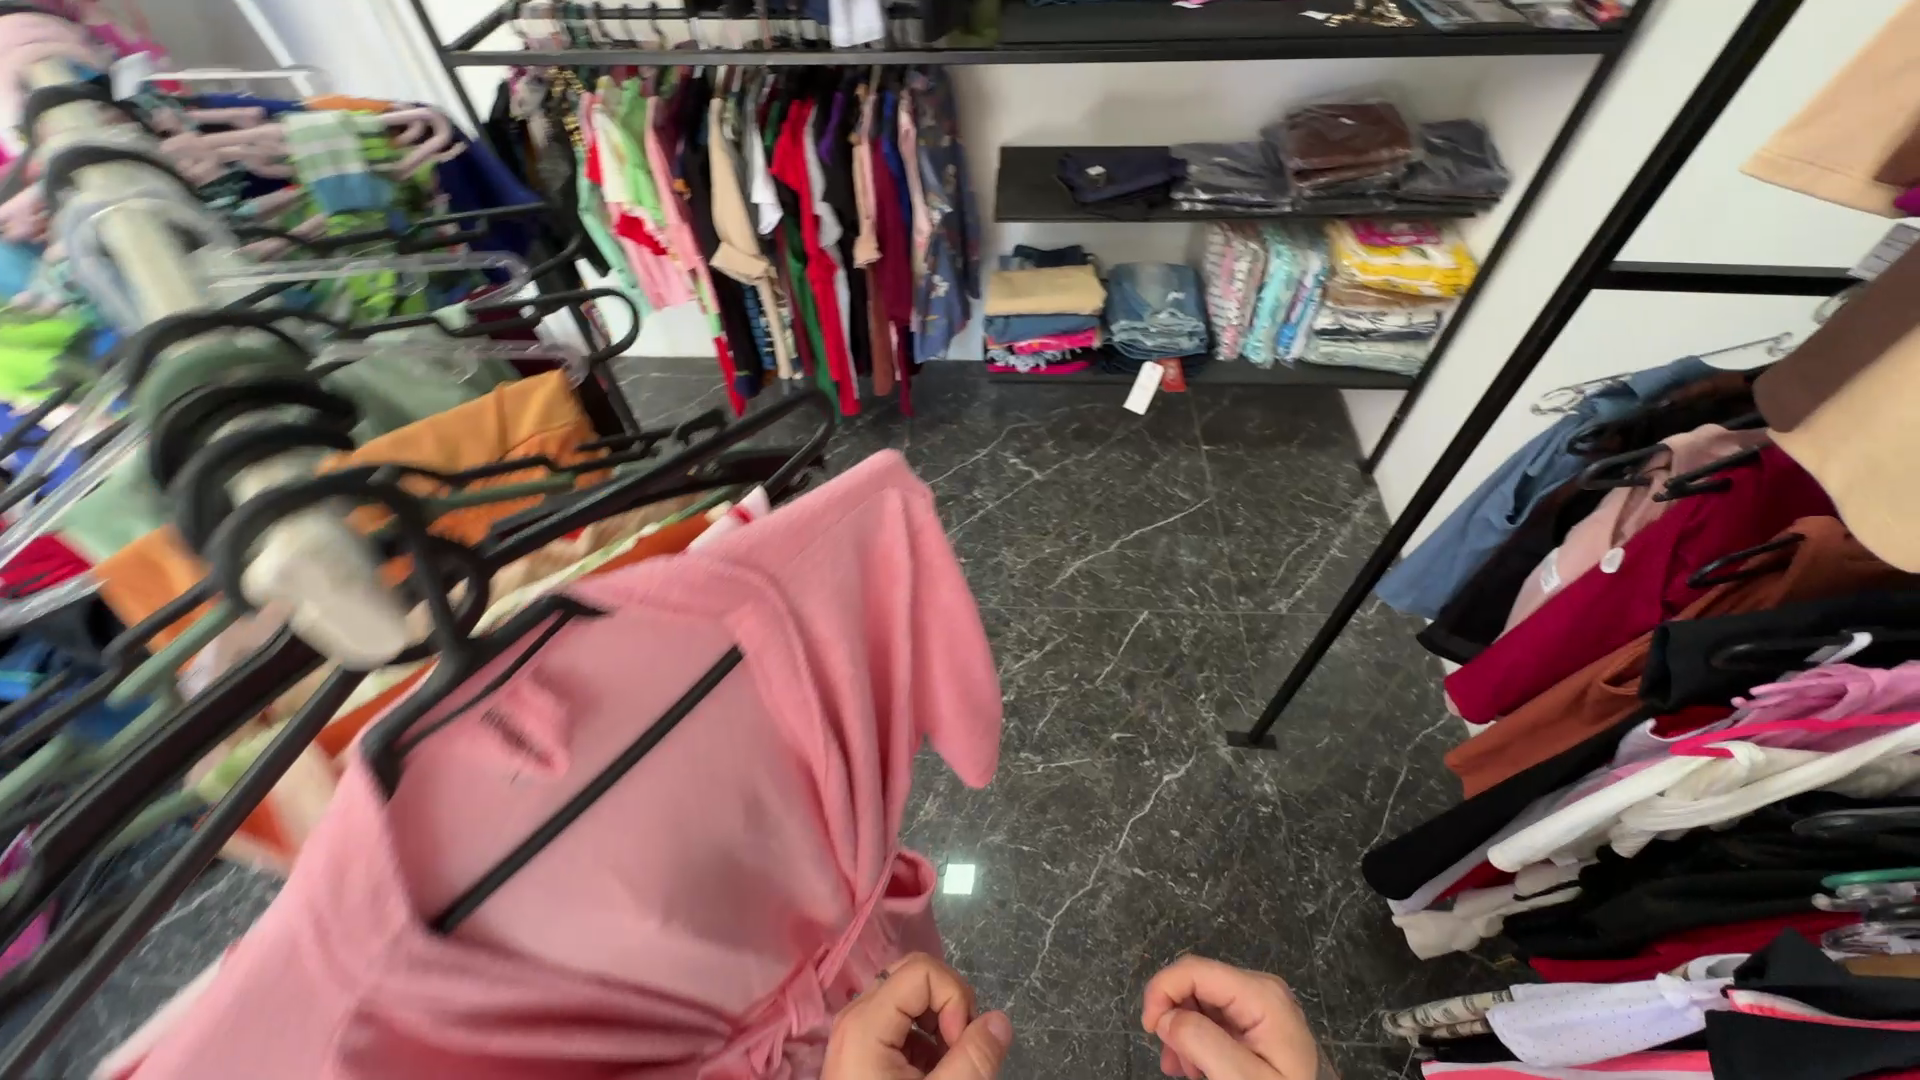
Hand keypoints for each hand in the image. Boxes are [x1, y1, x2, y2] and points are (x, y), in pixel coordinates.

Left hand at [824, 953, 1013, 1079]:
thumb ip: (974, 1058)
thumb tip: (1001, 1019)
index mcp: (866, 1022)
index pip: (923, 971)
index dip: (953, 998)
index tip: (959, 1043)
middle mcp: (856, 1016)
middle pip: (914, 975)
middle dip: (950, 1004)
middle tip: (961, 1047)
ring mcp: (857, 1032)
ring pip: (910, 996)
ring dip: (940, 1021)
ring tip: (950, 1064)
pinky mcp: (863, 1049)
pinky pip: (902, 1020)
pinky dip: (926, 1037)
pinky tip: (933, 1073)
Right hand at [1141, 956, 1331, 1079]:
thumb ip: (1203, 1043)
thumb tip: (1164, 1017)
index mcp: (1261, 994)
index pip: (1194, 969)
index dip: (1162, 990)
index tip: (1148, 1029)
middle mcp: (1259, 988)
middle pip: (1195, 984)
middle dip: (1173, 1018)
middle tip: (1172, 1063)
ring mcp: (1259, 1003)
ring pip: (1200, 1001)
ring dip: (1183, 1032)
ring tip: (1186, 1071)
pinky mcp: (1256, 1019)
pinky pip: (1214, 1017)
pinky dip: (1197, 1038)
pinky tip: (1196, 1066)